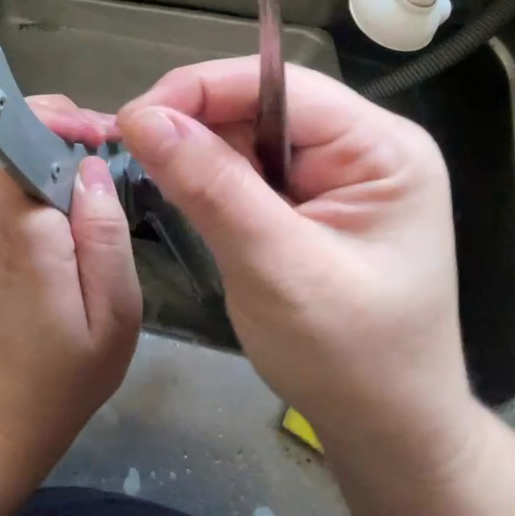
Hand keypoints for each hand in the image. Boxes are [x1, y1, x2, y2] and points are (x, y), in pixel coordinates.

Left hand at [0, 96, 141, 455]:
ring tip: (109, 156)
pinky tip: (90, 186)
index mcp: (22, 229)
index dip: (44, 119)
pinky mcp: (2, 228)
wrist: (11, 401)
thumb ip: (104, 236)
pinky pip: (23, 175)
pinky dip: (55, 164)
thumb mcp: (113, 311)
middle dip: (62, 121)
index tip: (95, 132)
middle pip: (10, 135)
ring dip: (60, 139)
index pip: (2, 143)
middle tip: (112, 141)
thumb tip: (92, 167)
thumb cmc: (68, 367)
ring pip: (17, 150)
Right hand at [117, 59, 473, 462]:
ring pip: (242, 129)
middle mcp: (361, 145)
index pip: (277, 85)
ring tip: (153, 175)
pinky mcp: (308, 195)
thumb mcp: (276, 269)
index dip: (200, 91)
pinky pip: (244, 162)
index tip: (131, 121)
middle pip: (257, 100)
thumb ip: (212, 187)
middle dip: (192, 121)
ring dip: (194, 148)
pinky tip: (182, 192)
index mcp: (381, 149)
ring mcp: (335, 170)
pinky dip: (204, 173)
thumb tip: (141, 117)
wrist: (384, 429)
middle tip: (130, 151)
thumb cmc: (349, 358)